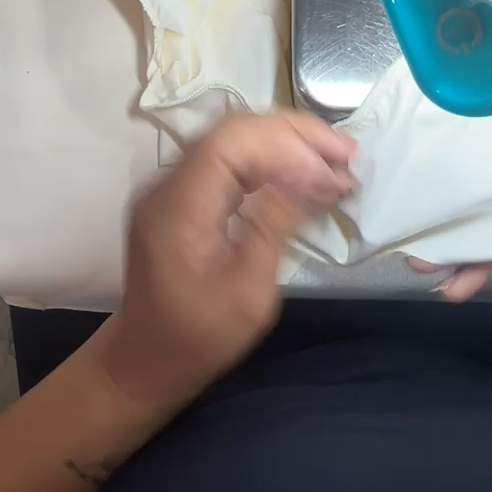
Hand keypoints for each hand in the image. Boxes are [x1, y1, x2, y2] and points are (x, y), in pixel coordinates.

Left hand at [103, 112, 355, 409]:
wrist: (144, 361)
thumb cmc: (198, 339)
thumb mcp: (248, 294)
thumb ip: (275, 226)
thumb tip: (314, 175)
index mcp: (176, 209)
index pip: (230, 145)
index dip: (286, 144)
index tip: (332, 168)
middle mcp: (166, 185)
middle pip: (231, 130)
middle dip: (294, 134)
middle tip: (347, 152)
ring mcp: (170, 187)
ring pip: (231, 138)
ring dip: (285, 141)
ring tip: (335, 157)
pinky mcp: (181, 195)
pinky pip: (226, 159)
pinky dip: (268, 158)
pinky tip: (302, 170)